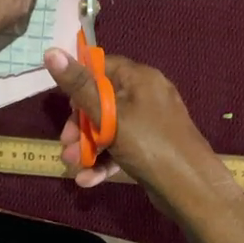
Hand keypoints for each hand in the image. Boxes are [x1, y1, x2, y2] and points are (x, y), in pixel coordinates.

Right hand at [46, 48, 235, 207]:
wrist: (192, 191)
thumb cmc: (149, 143)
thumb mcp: (108, 114)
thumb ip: (78, 86)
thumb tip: (51, 52)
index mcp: (139, 78)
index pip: (101, 67)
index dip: (79, 83)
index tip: (64, 105)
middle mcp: (146, 95)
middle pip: (100, 100)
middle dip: (79, 126)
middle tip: (65, 145)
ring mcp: (149, 123)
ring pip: (108, 127)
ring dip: (87, 146)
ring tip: (74, 165)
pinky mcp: (150, 147)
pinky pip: (120, 147)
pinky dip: (103, 160)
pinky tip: (87, 179)